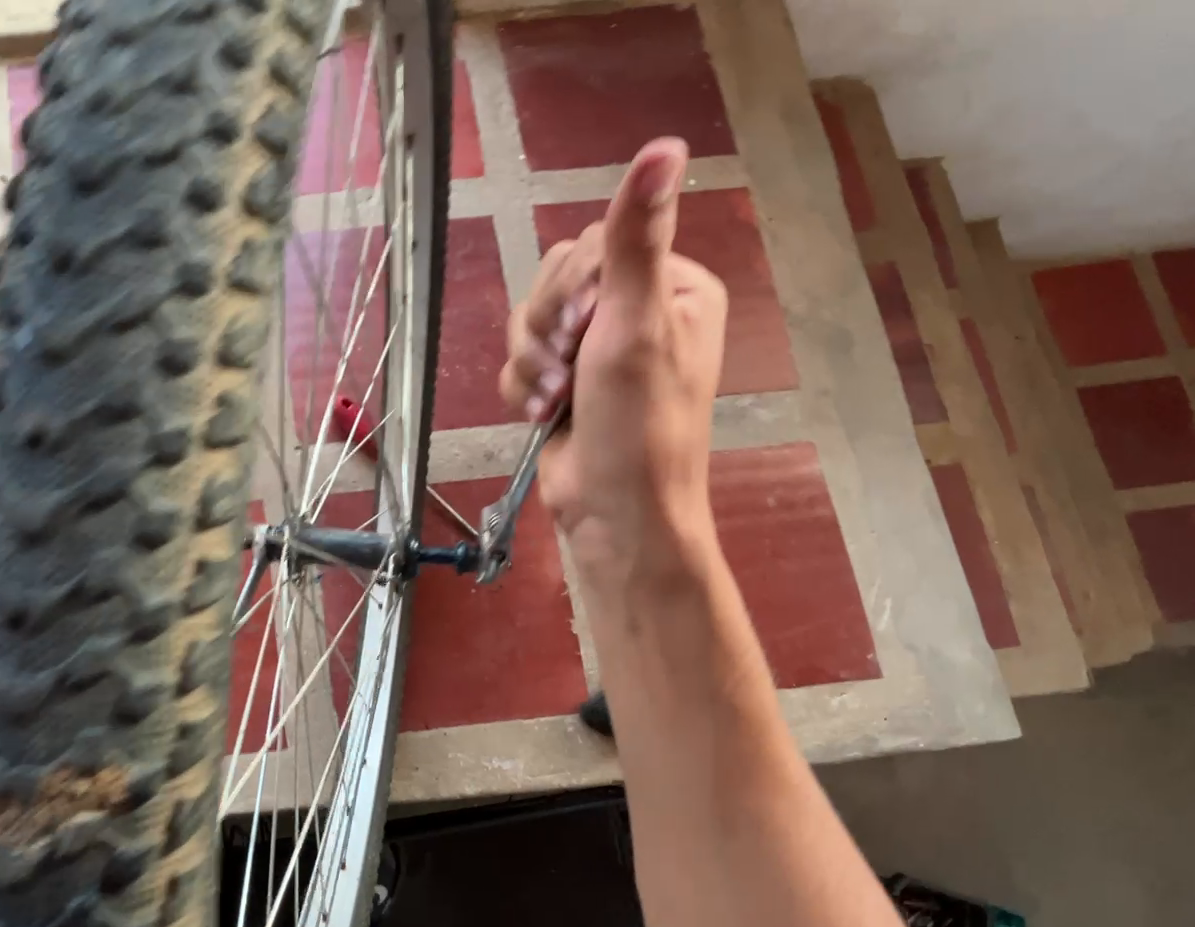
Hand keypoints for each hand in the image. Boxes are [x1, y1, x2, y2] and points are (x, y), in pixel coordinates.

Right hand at [498, 137, 727, 572]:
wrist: (613, 512)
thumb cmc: (637, 424)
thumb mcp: (634, 326)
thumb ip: (635, 240)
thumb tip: (665, 145)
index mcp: (672, 288)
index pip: (594, 245)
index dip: (571, 285)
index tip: (580, 330)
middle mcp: (635, 311)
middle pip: (554, 281)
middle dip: (547, 329)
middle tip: (565, 370)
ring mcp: (596, 351)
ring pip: (530, 322)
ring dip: (531, 364)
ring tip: (553, 402)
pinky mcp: (564, 383)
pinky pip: (522, 361)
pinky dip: (524, 388)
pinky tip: (542, 416)